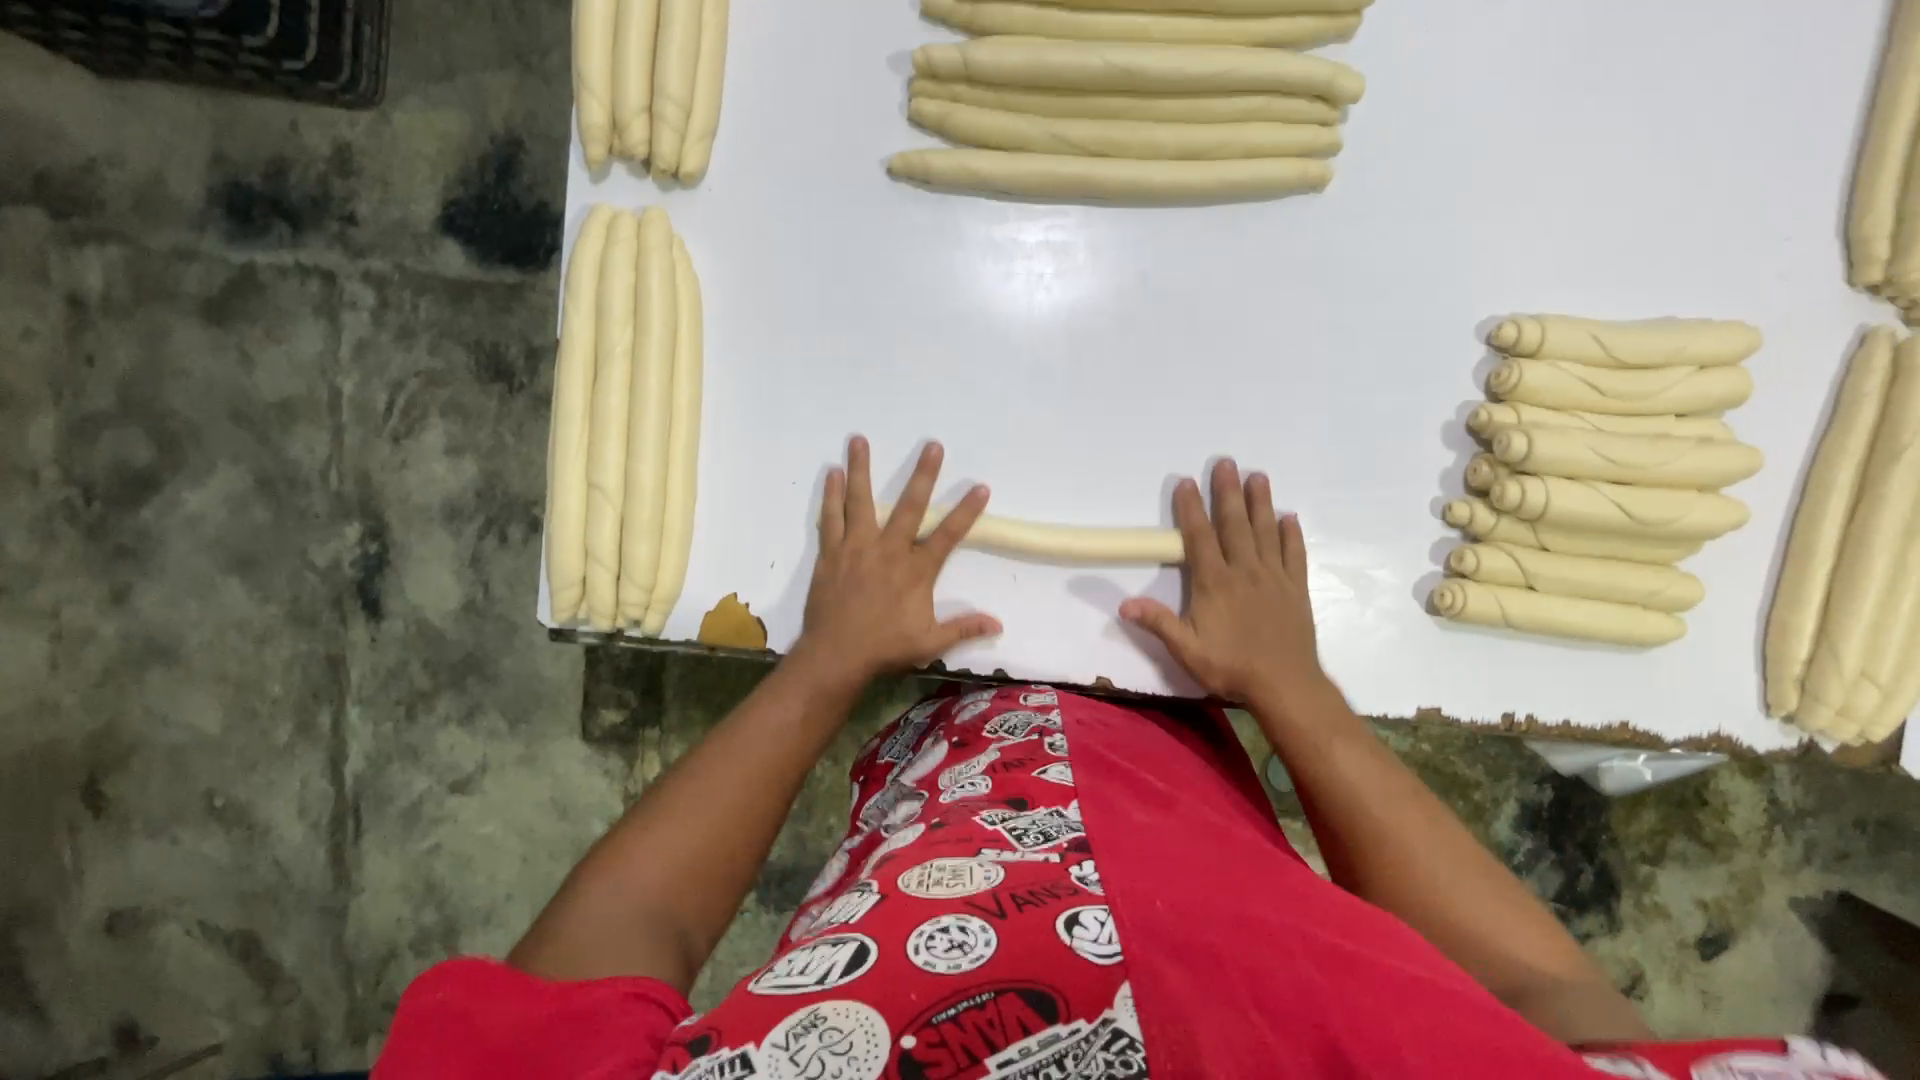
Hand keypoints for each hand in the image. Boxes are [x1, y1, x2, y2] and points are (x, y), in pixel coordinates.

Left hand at [796, 436, 1002, 680]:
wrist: (835, 655)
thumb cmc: (884, 649)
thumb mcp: (929, 642)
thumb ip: (963, 628)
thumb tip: (997, 624)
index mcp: (915, 571)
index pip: (947, 536)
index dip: (966, 511)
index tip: (980, 487)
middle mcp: (888, 551)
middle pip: (909, 506)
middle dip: (923, 474)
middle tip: (932, 445)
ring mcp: (856, 549)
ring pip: (860, 501)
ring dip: (861, 468)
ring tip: (858, 439)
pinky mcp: (830, 554)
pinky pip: (831, 518)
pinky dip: (831, 496)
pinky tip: (832, 474)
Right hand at [1120, 460, 1328, 710]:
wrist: (1285, 685)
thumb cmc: (1231, 667)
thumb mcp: (1186, 650)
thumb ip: (1158, 623)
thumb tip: (1124, 603)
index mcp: (1214, 583)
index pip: (1199, 537)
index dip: (1191, 508)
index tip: (1185, 482)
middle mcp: (1245, 571)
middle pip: (1234, 524)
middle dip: (1228, 492)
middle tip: (1226, 462)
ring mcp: (1274, 578)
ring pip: (1266, 531)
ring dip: (1260, 502)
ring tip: (1258, 476)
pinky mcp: (1296, 589)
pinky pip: (1294, 554)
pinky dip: (1291, 534)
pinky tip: (1289, 518)